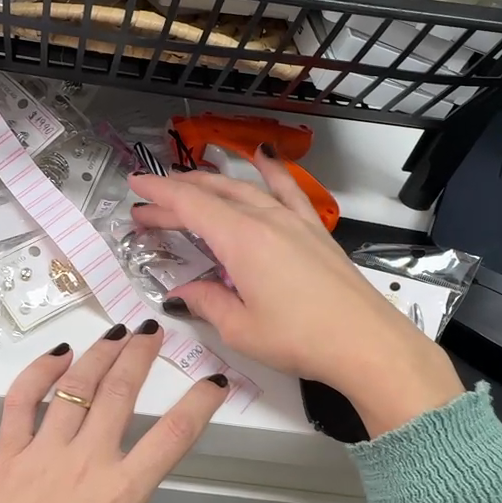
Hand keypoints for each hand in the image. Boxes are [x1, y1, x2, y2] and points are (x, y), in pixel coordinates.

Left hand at [0, 324, 230, 502]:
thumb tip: (132, 482)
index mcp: (123, 492)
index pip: (174, 434)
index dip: (200, 403)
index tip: (213, 382)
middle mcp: (86, 463)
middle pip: (122, 392)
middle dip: (142, 355)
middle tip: (153, 334)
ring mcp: (43, 455)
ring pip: (76, 387)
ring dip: (100, 353)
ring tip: (116, 334)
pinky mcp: (8, 457)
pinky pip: (20, 403)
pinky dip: (38, 373)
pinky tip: (58, 356)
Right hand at [128, 151, 463, 435]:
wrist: (365, 343)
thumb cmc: (301, 339)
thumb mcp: (240, 328)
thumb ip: (206, 302)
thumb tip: (182, 294)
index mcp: (241, 240)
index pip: (190, 205)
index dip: (159, 194)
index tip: (135, 187)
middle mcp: (266, 221)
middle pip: (213, 195)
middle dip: (176, 194)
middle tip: (149, 205)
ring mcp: (294, 222)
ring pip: (244, 190)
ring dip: (212, 186)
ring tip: (189, 186)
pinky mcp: (314, 232)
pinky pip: (287, 192)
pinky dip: (271, 174)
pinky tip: (264, 159)